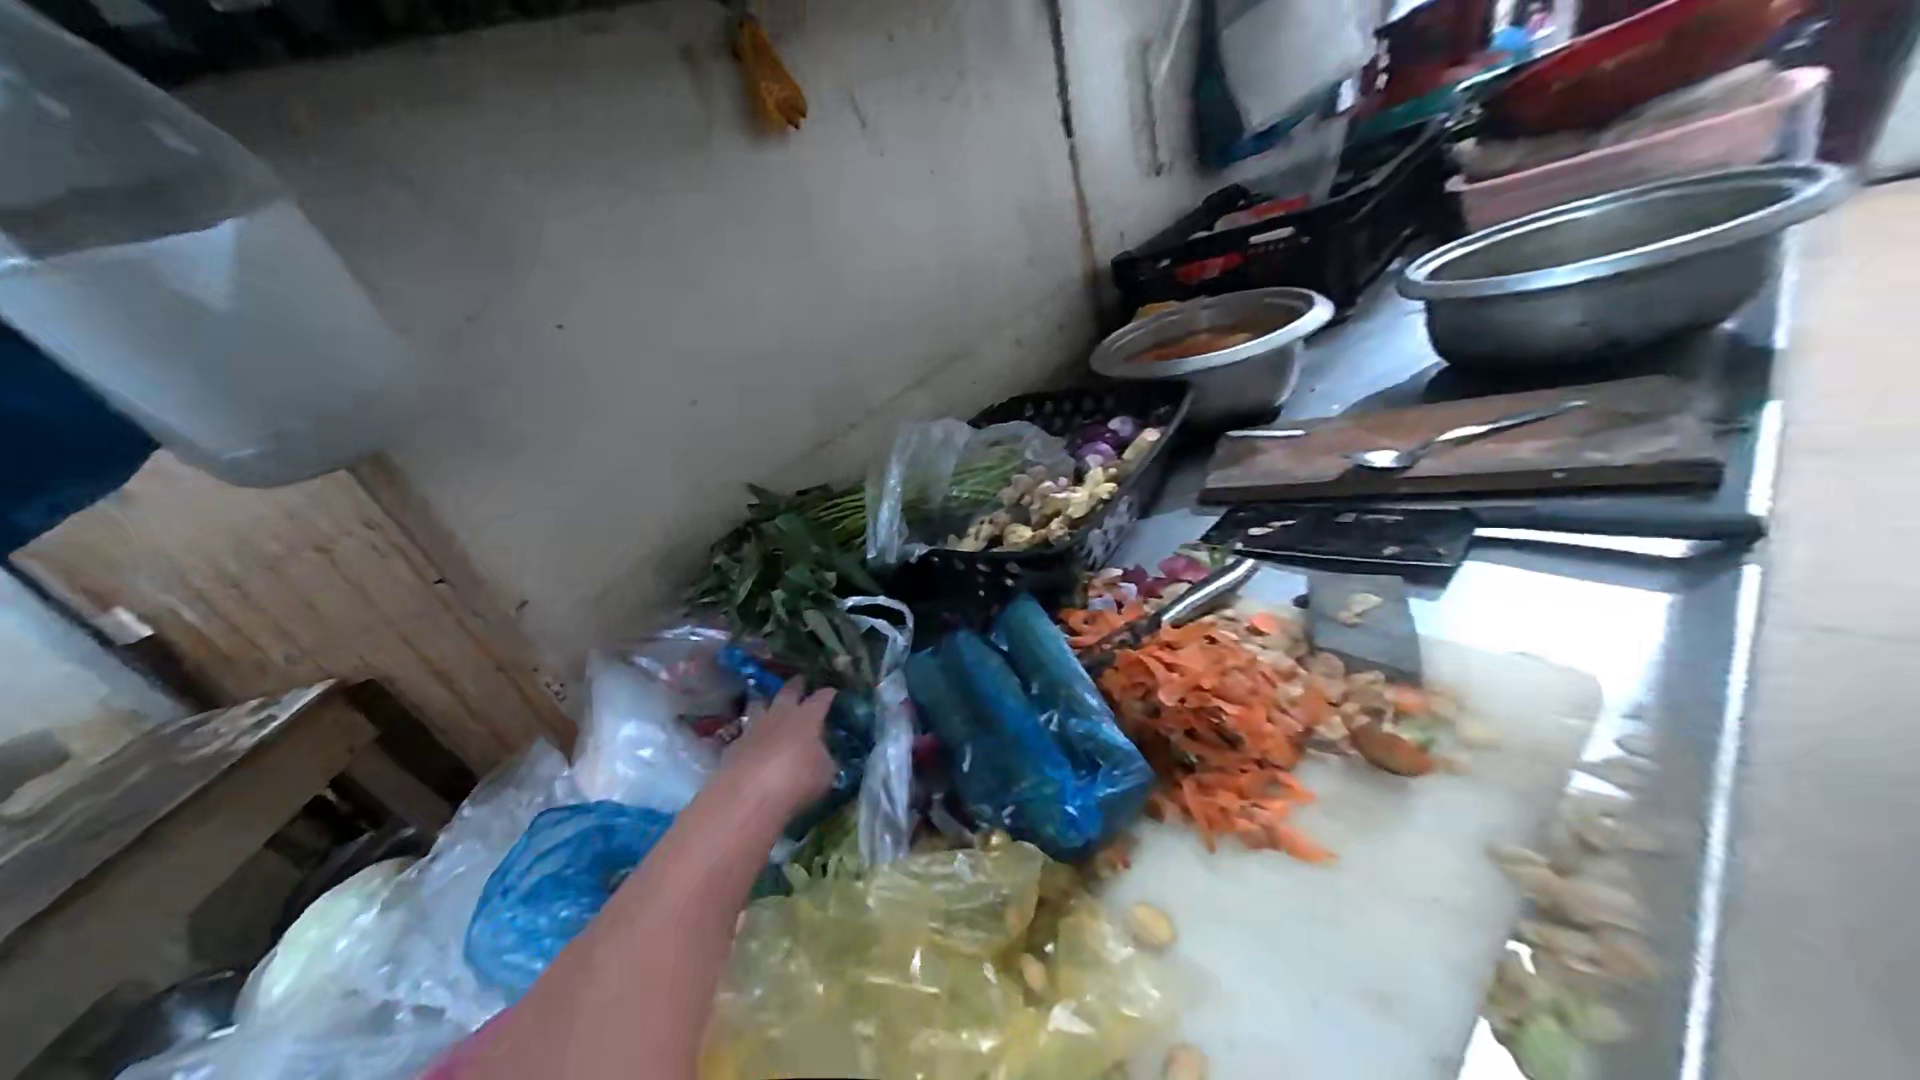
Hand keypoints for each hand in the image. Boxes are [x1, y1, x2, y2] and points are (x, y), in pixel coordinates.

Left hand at [723, 681, 835, 809]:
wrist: (748, 796)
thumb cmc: (796, 780)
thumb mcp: (825, 773)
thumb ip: (824, 758)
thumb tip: (822, 755)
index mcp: (807, 717)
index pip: (820, 699)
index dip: (827, 694)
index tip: (832, 692)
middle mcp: (779, 715)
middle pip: (787, 692)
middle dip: (796, 685)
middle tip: (800, 680)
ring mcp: (753, 728)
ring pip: (759, 705)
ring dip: (766, 703)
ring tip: (769, 703)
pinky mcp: (733, 746)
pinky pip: (744, 732)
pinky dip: (750, 734)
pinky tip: (752, 741)